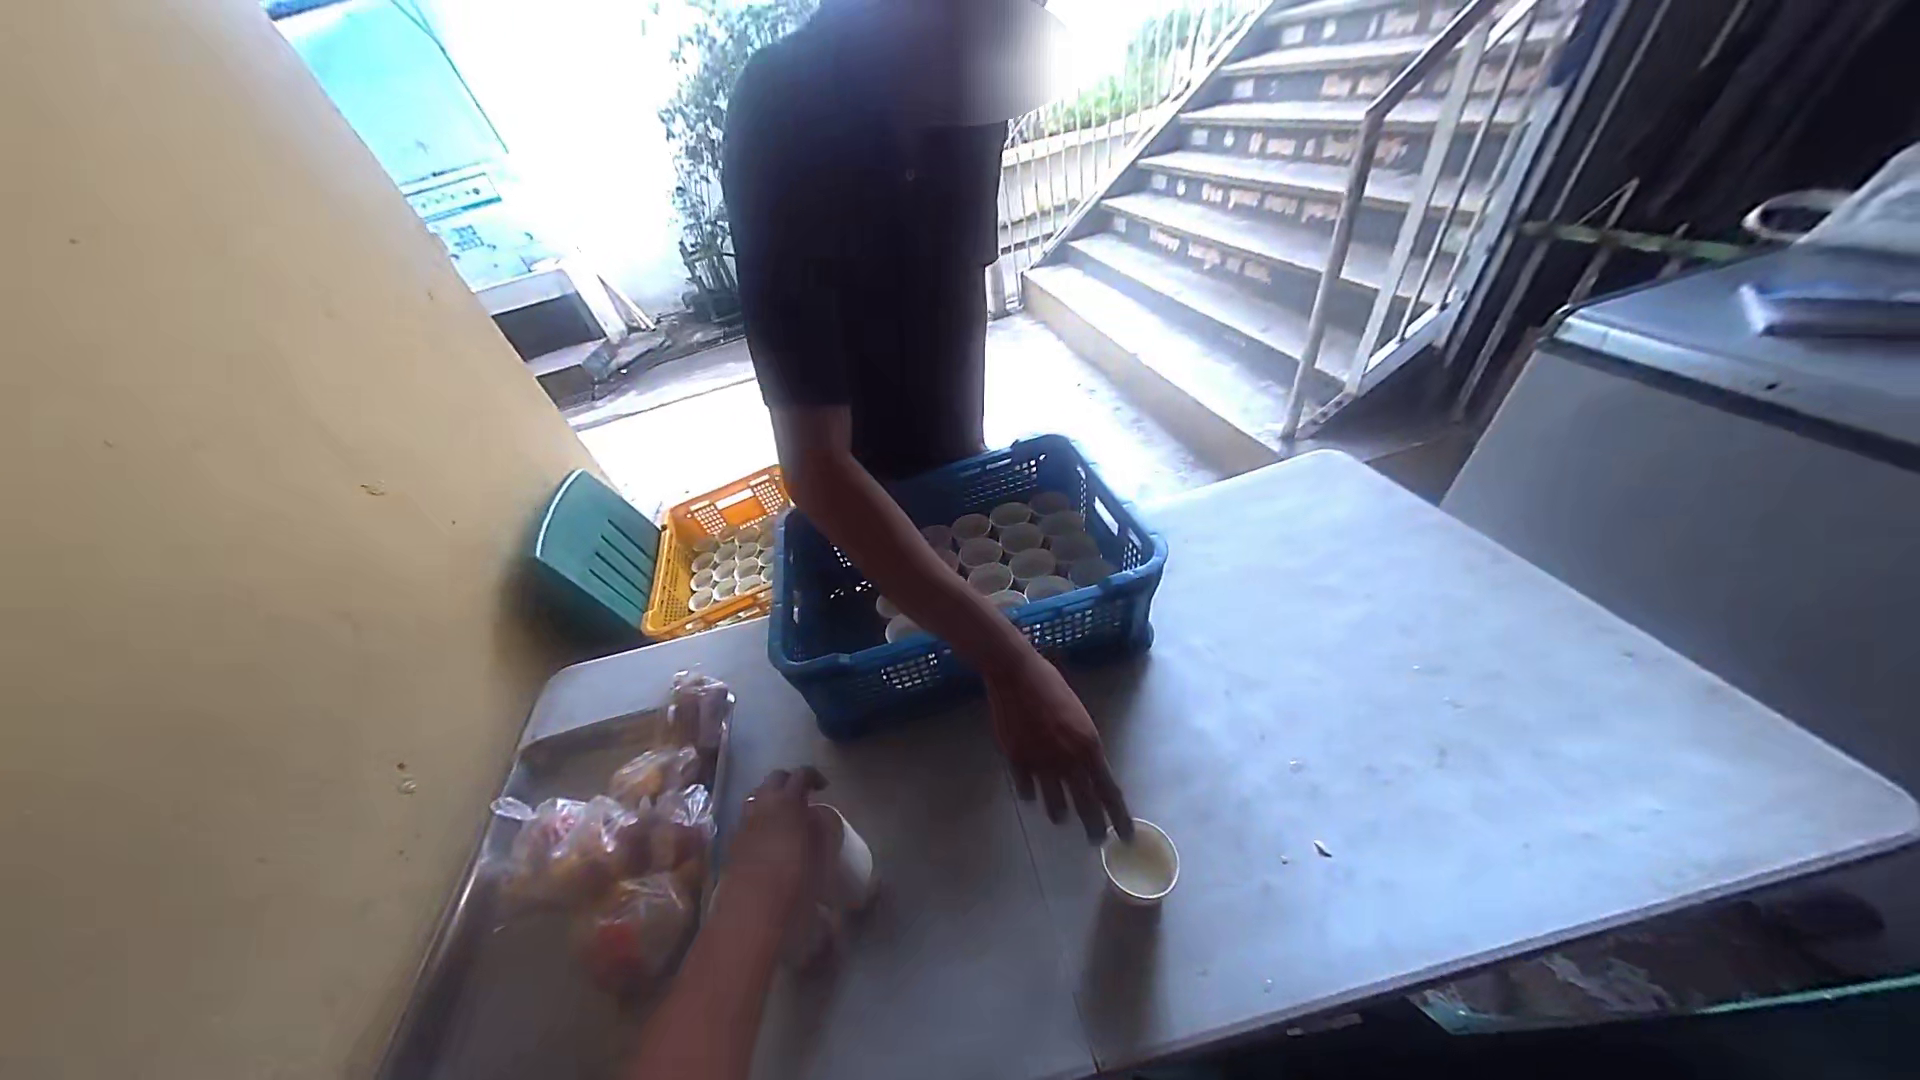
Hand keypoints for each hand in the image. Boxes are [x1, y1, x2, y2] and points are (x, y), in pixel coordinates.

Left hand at [717, 767, 827, 925]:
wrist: (748, 917)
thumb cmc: (793, 885)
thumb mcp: (820, 858)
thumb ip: (821, 832)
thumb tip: (820, 819)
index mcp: (788, 802)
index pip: (801, 775)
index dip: (814, 777)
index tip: (823, 788)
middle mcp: (762, 805)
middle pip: (775, 778)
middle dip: (790, 781)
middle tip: (804, 797)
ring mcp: (743, 822)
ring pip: (757, 795)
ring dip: (771, 797)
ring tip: (785, 815)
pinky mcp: (730, 842)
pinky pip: (747, 817)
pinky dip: (759, 818)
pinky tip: (768, 838)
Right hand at [985, 651, 1131, 842]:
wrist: (1016, 674)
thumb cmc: (1050, 686)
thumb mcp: (1078, 715)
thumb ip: (1083, 744)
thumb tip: (1086, 767)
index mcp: (1089, 746)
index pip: (1109, 791)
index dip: (1119, 817)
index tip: (1125, 835)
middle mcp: (1068, 760)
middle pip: (1086, 807)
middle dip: (1094, 828)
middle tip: (1095, 839)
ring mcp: (1041, 764)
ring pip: (1055, 807)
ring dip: (1060, 813)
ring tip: (1061, 815)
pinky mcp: (1017, 761)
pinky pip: (1026, 791)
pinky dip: (1030, 792)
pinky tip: (1031, 790)